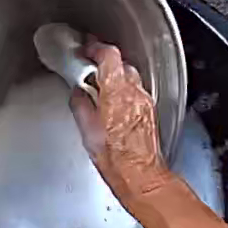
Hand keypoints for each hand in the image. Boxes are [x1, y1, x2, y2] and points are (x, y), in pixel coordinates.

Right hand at [71, 39, 179, 204]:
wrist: (142, 178)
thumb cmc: (116, 161)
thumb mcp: (88, 132)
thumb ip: (81, 106)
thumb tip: (77, 93)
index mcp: (117, 94)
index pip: (110, 56)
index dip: (96, 48)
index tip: (86, 51)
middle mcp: (135, 94)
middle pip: (121, 64)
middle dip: (104, 64)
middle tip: (88, 69)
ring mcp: (145, 102)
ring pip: (130, 77)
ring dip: (114, 78)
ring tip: (99, 88)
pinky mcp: (149, 112)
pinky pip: (135, 92)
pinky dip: (123, 91)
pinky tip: (113, 105)